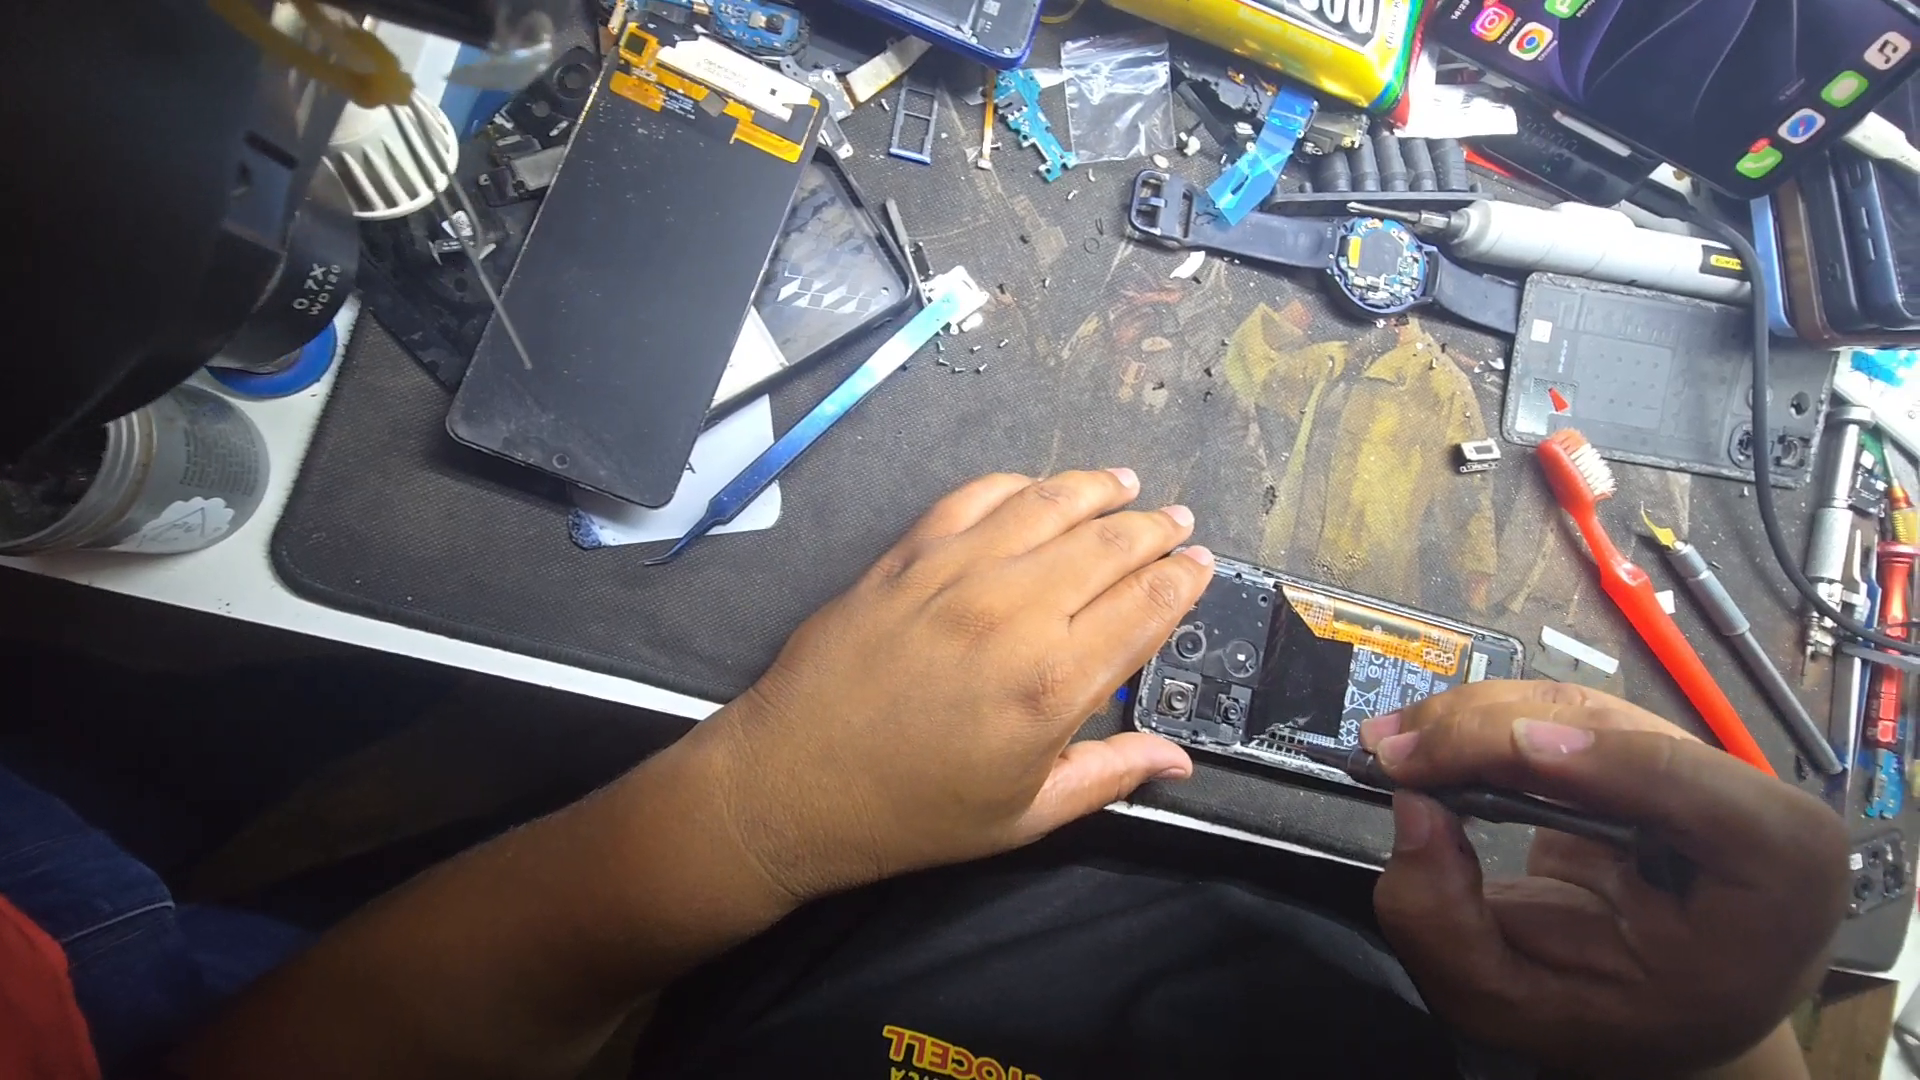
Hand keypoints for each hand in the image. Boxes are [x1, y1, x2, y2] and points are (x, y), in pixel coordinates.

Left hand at [686, 469, 1212, 904]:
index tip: (1201, 563)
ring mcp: (957, 572)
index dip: (1183, 579)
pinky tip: (1037, 487)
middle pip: (1109, 545)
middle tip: (1176, 519)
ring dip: (1097, 487)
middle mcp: (1015, 613)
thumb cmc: (913, 811)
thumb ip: (1109, 776)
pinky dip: (1017, 484)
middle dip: (1155, 527)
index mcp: (1054, 685)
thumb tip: (1179, 761)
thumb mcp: (1023, 816)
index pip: (1145, 607)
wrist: (794, 779)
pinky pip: (976, 496)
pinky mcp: (909, 553)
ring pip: (1050, 505)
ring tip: (1126, 482)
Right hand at [1363, 681, 1846, 1073]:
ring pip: (1569, 706)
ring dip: (1466, 716)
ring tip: (1388, 743)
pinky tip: (1419, 735)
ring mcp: (1680, 769)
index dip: (1635, 766)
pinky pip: (1544, 707)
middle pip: (1623, 735)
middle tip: (1395, 754)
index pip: (1736, 818)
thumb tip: (1415, 806)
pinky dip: (1470, 716)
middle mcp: (1738, 819)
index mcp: (1762, 911)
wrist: (1632, 994)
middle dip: (1493, 731)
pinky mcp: (1622, 745)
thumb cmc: (1588, 1010)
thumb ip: (1443, 927)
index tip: (1518, 751)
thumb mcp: (1499, 1003)